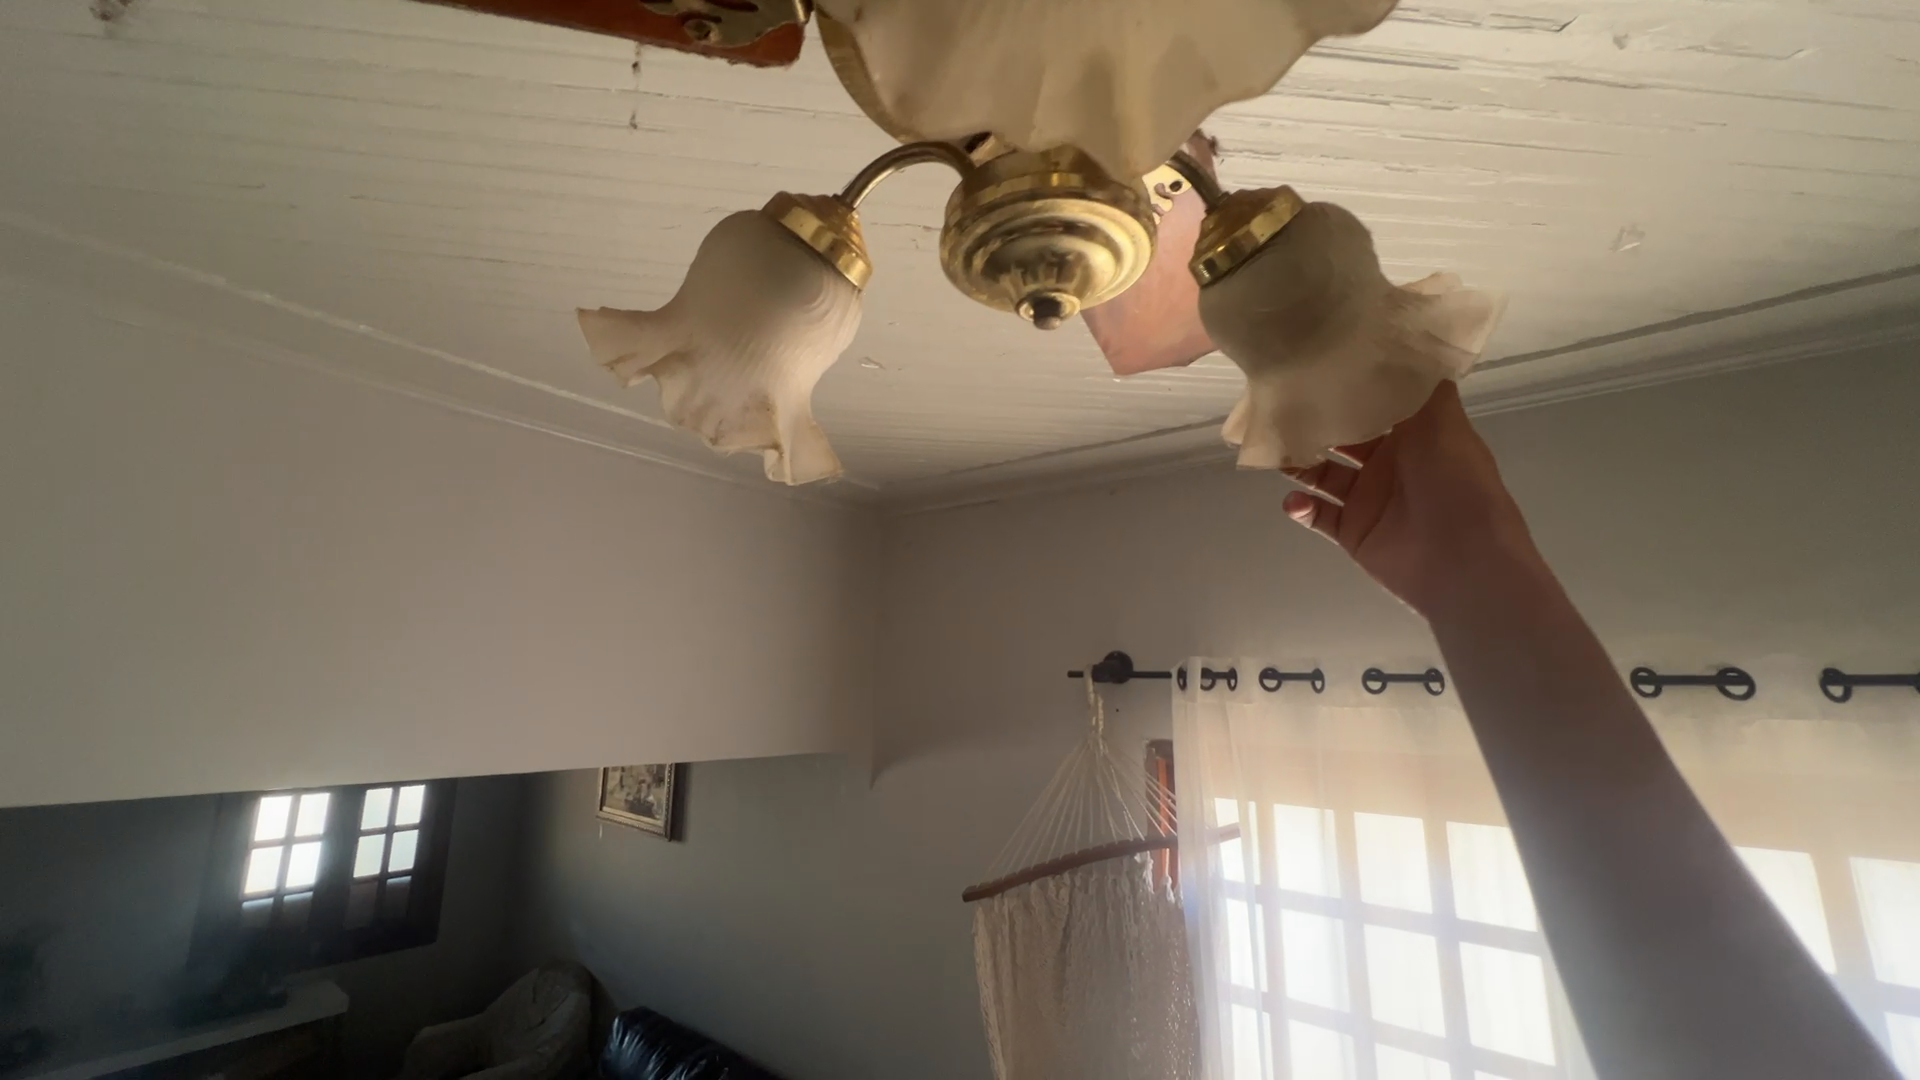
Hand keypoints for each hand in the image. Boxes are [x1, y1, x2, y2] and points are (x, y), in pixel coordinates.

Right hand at [1281, 381, 1543, 616]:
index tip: (1313, 370)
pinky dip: (1301, 508)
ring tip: (1276, 456)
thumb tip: (1405, 343)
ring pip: (1322, 476)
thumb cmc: (1457, 487)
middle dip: (1313, 427)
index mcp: (1415, 436)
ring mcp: (1368, 500)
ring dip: (1299, 466)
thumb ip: (1420, 389)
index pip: (1375, 406)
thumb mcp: (1444, 425)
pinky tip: (1295, 502)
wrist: (1463, 563)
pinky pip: (1317, 516)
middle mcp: (1390, 464)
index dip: (1348, 391)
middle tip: (1279, 413)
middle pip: (1342, 439)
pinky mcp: (1352, 532)